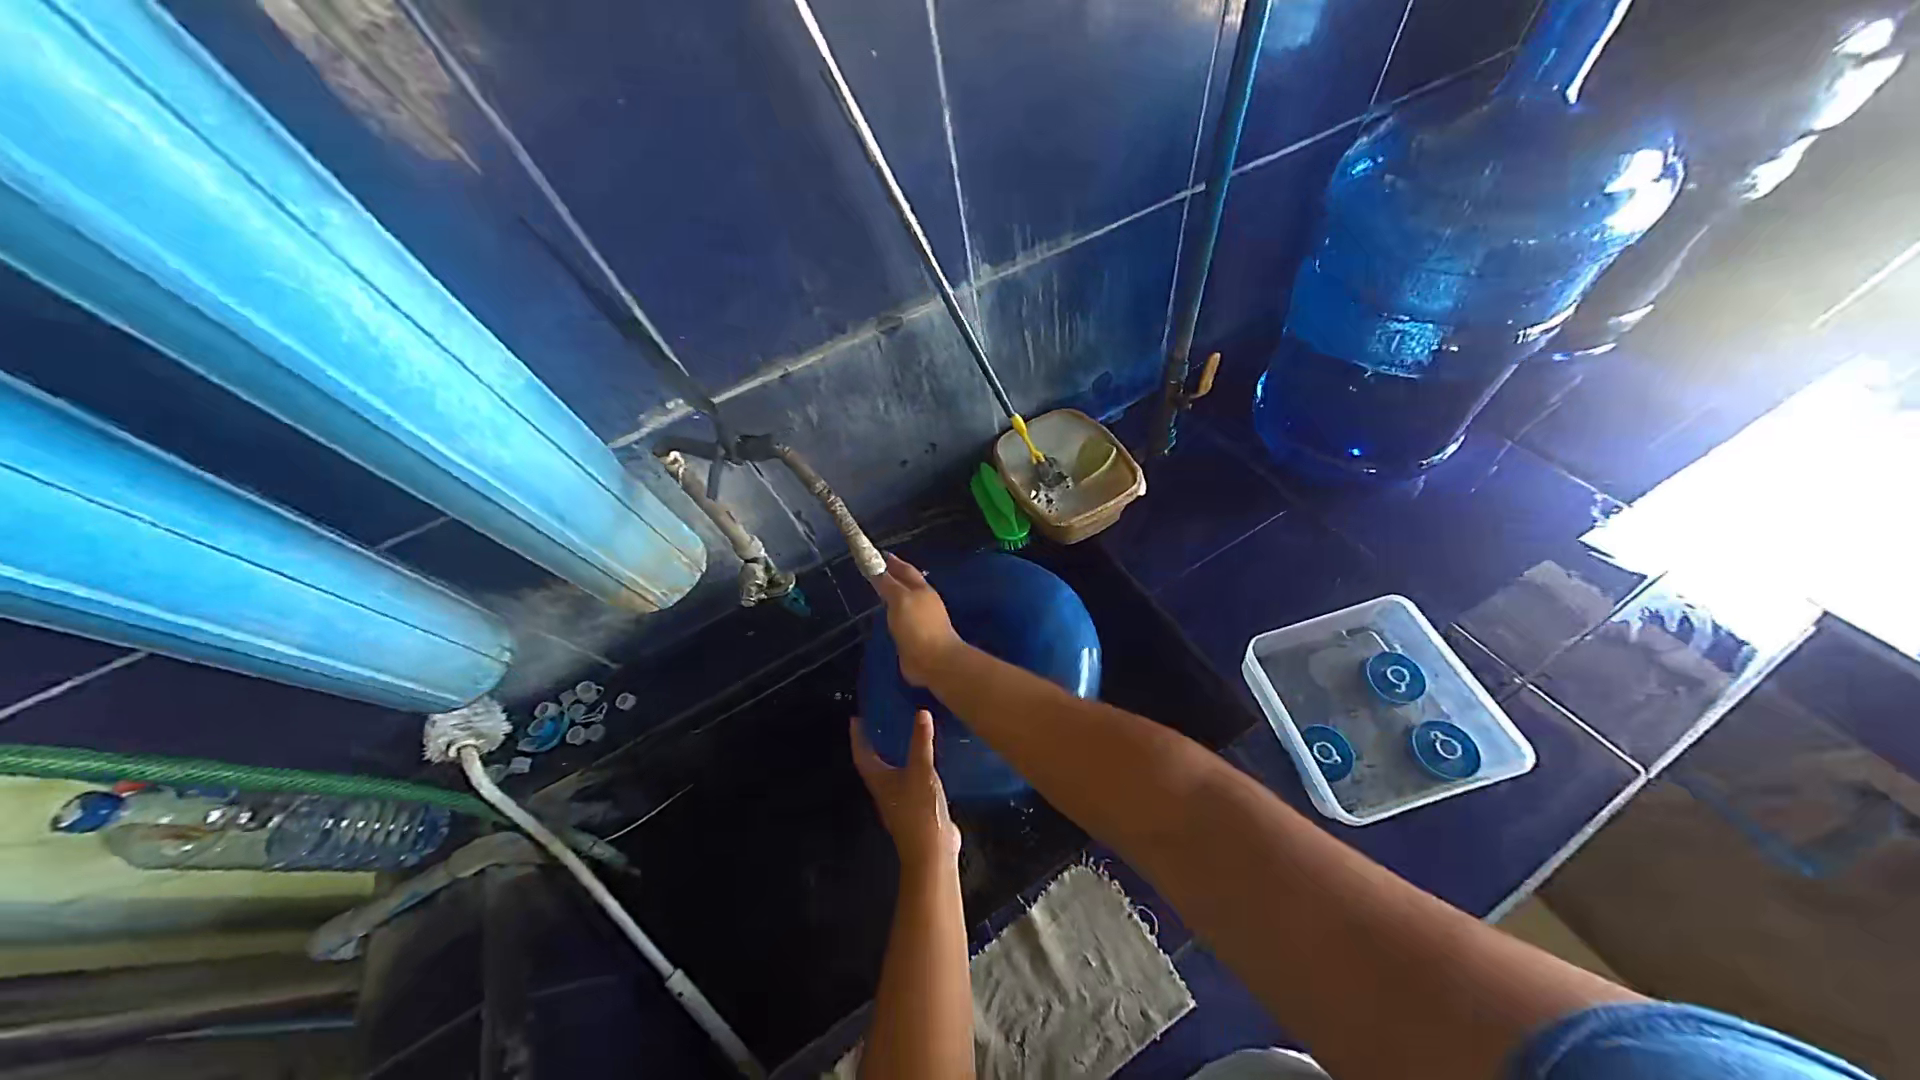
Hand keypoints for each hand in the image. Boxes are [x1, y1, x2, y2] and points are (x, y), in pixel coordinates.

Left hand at [851, 711, 960, 869]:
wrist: (932, 850)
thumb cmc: (918, 809)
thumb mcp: (921, 770)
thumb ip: (921, 741)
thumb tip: (921, 712)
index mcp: (878, 780)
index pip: (862, 753)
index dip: (858, 736)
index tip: (856, 718)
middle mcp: (884, 790)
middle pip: (873, 763)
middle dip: (875, 743)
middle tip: (881, 721)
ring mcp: (899, 800)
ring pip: (891, 772)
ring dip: (893, 754)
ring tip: (903, 735)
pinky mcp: (916, 807)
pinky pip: (909, 780)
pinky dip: (912, 766)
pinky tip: (925, 760)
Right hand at [870, 554, 963, 686]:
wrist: (933, 661)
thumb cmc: (918, 626)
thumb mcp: (900, 599)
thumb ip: (888, 584)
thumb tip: (877, 567)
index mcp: (921, 589)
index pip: (905, 569)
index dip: (891, 562)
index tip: (876, 554)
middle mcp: (921, 601)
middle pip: (905, 584)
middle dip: (892, 576)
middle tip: (873, 571)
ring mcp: (919, 620)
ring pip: (902, 602)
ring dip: (891, 595)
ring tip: (875, 591)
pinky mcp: (913, 636)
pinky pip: (899, 619)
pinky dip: (891, 614)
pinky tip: (882, 616)